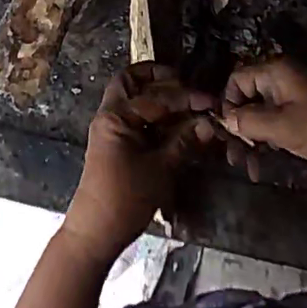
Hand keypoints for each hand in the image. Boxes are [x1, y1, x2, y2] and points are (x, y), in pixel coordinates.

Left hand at [62, 62, 217, 263]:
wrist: (97, 230)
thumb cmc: (125, 198)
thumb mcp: (160, 169)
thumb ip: (183, 143)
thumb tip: (209, 124)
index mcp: (114, 116)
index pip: (153, 96)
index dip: (183, 97)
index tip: (208, 101)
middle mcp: (109, 116)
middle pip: (129, 83)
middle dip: (156, 77)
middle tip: (185, 82)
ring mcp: (111, 130)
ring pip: (132, 100)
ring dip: (156, 97)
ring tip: (187, 104)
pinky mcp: (116, 144)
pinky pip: (135, 119)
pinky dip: (154, 117)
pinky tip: (177, 126)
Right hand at [218, 57, 306, 203]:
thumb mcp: (284, 125)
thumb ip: (248, 121)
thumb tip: (224, 119)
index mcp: (278, 73)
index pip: (237, 79)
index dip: (228, 102)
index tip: (224, 129)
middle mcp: (282, 85)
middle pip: (245, 100)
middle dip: (235, 127)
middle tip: (231, 155)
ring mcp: (291, 108)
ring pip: (257, 119)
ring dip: (247, 142)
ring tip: (243, 166)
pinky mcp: (300, 128)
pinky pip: (271, 133)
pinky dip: (262, 148)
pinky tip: (257, 169)